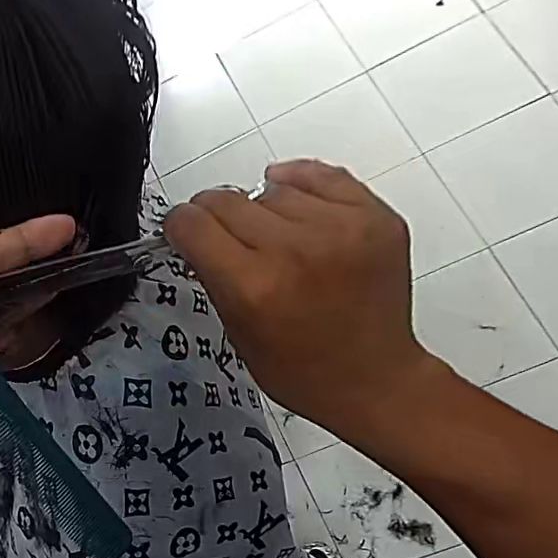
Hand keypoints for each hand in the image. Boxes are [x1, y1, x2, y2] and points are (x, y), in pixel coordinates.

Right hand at [163, 160, 444, 433]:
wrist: (374, 381)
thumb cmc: (307, 373)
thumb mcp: (241, 337)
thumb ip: (215, 280)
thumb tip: (199, 236)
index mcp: (255, 287)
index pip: (192, 224)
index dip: (183, 228)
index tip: (188, 232)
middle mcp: (295, 250)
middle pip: (228, 200)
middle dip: (217, 218)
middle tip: (231, 240)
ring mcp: (340, 229)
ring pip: (274, 188)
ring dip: (267, 210)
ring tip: (280, 244)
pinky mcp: (373, 218)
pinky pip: (322, 177)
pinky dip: (304, 188)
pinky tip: (298, 209)